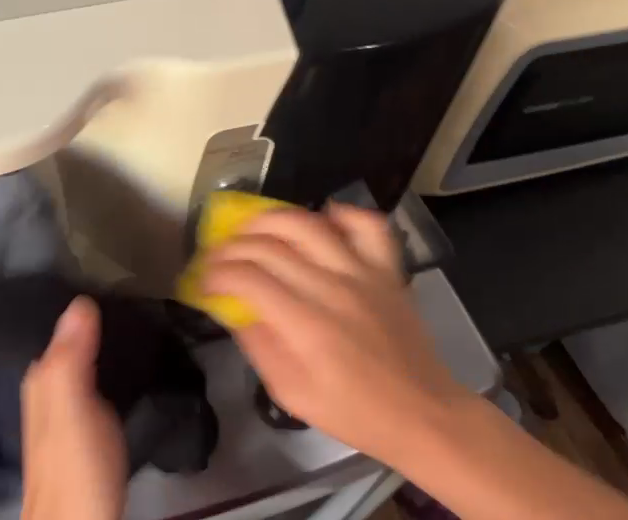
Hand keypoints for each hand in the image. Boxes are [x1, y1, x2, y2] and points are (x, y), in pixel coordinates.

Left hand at [20, 298, 127, 519]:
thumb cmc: (76, 467)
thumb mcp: (72, 407)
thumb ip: (72, 356)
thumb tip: (80, 299)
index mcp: (43, 377)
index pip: (62, 326)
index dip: (85, 307)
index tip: (116, 282)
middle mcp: (47, 389)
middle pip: (71, 342)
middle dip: (94, 323)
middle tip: (132, 298)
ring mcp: (63, 412)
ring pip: (82, 364)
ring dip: (101, 346)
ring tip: (132, 326)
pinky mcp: (82, 432)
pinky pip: (93, 385)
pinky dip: (106, 372)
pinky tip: (124, 370)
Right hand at [200, 204, 471, 462]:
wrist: (423, 415)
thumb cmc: (354, 413)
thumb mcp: (291, 395)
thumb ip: (258, 345)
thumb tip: (230, 307)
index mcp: (307, 325)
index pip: (247, 278)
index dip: (216, 274)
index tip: (203, 281)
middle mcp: (333, 288)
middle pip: (269, 246)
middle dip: (232, 247)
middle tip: (218, 257)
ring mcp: (363, 273)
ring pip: (308, 223)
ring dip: (270, 219)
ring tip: (252, 229)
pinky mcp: (387, 269)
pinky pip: (367, 225)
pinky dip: (342, 213)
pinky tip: (322, 219)